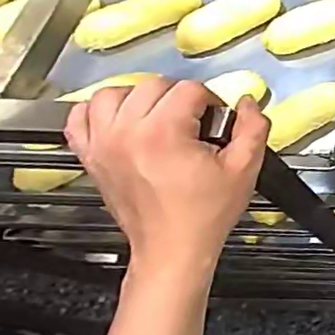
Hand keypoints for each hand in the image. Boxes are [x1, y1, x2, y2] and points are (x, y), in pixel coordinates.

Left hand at [65, 78, 268, 277]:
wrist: (173, 248)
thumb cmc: (205, 214)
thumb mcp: (244, 169)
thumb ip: (253, 128)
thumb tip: (246, 103)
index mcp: (163, 133)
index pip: (189, 89)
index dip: (212, 100)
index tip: (218, 119)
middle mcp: (127, 132)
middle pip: (153, 85)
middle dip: (180, 97)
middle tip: (196, 121)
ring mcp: (103, 143)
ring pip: (115, 93)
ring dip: (140, 97)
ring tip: (160, 115)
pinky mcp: (91, 156)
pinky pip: (81, 116)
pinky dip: (99, 111)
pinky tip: (122, 119)